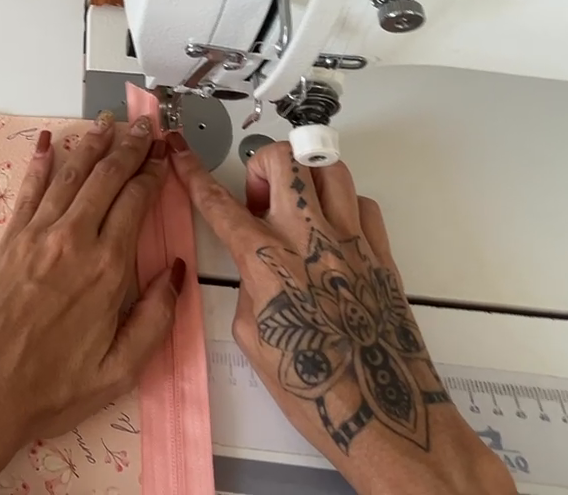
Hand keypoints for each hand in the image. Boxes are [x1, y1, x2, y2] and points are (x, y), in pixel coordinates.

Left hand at [0, 114, 182, 494]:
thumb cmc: (52, 388)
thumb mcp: (120, 370)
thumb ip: (156, 319)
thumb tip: (177, 272)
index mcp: (108, 269)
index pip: (136, 203)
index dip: (151, 174)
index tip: (161, 157)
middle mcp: (74, 239)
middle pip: (106, 178)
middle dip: (127, 148)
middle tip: (142, 126)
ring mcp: (38, 233)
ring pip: (71, 175)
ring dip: (91, 146)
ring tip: (107, 124)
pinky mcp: (9, 237)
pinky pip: (30, 189)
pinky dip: (41, 162)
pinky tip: (49, 142)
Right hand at [168, 135, 513, 494]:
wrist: (387, 416)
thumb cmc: (315, 387)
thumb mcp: (251, 336)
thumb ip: (248, 284)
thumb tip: (256, 266)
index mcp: (265, 260)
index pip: (217, 201)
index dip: (193, 171)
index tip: (181, 150)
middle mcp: (307, 237)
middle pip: (282, 159)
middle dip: (261, 162)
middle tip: (259, 196)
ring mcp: (350, 240)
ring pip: (327, 167)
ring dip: (303, 176)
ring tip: (297, 205)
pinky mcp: (382, 253)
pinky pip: (361, 202)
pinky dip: (341, 205)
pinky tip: (333, 232)